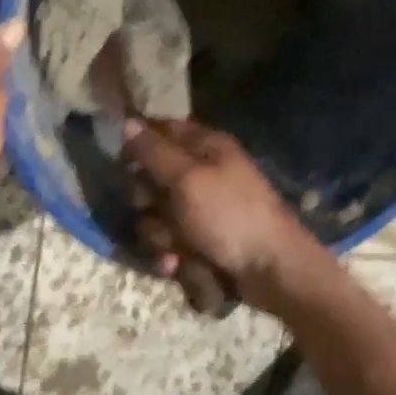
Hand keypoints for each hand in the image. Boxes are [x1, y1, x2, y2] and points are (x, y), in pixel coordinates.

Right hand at [123, 119, 317, 312]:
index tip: (123, 161)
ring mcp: (204, 209)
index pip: (162, 130)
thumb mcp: (187, 179)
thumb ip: (153, 152)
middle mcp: (203, 173)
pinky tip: (176, 265)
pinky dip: (171, 254)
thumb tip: (126, 123)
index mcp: (206, 147)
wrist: (272, 271)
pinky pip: (172, 241)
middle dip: (145, 199)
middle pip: (153, 177)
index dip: (139, 143)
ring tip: (174, 248)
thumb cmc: (230, 215)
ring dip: (158, 234)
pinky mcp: (204, 240)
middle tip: (148, 207)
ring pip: (158, 214)